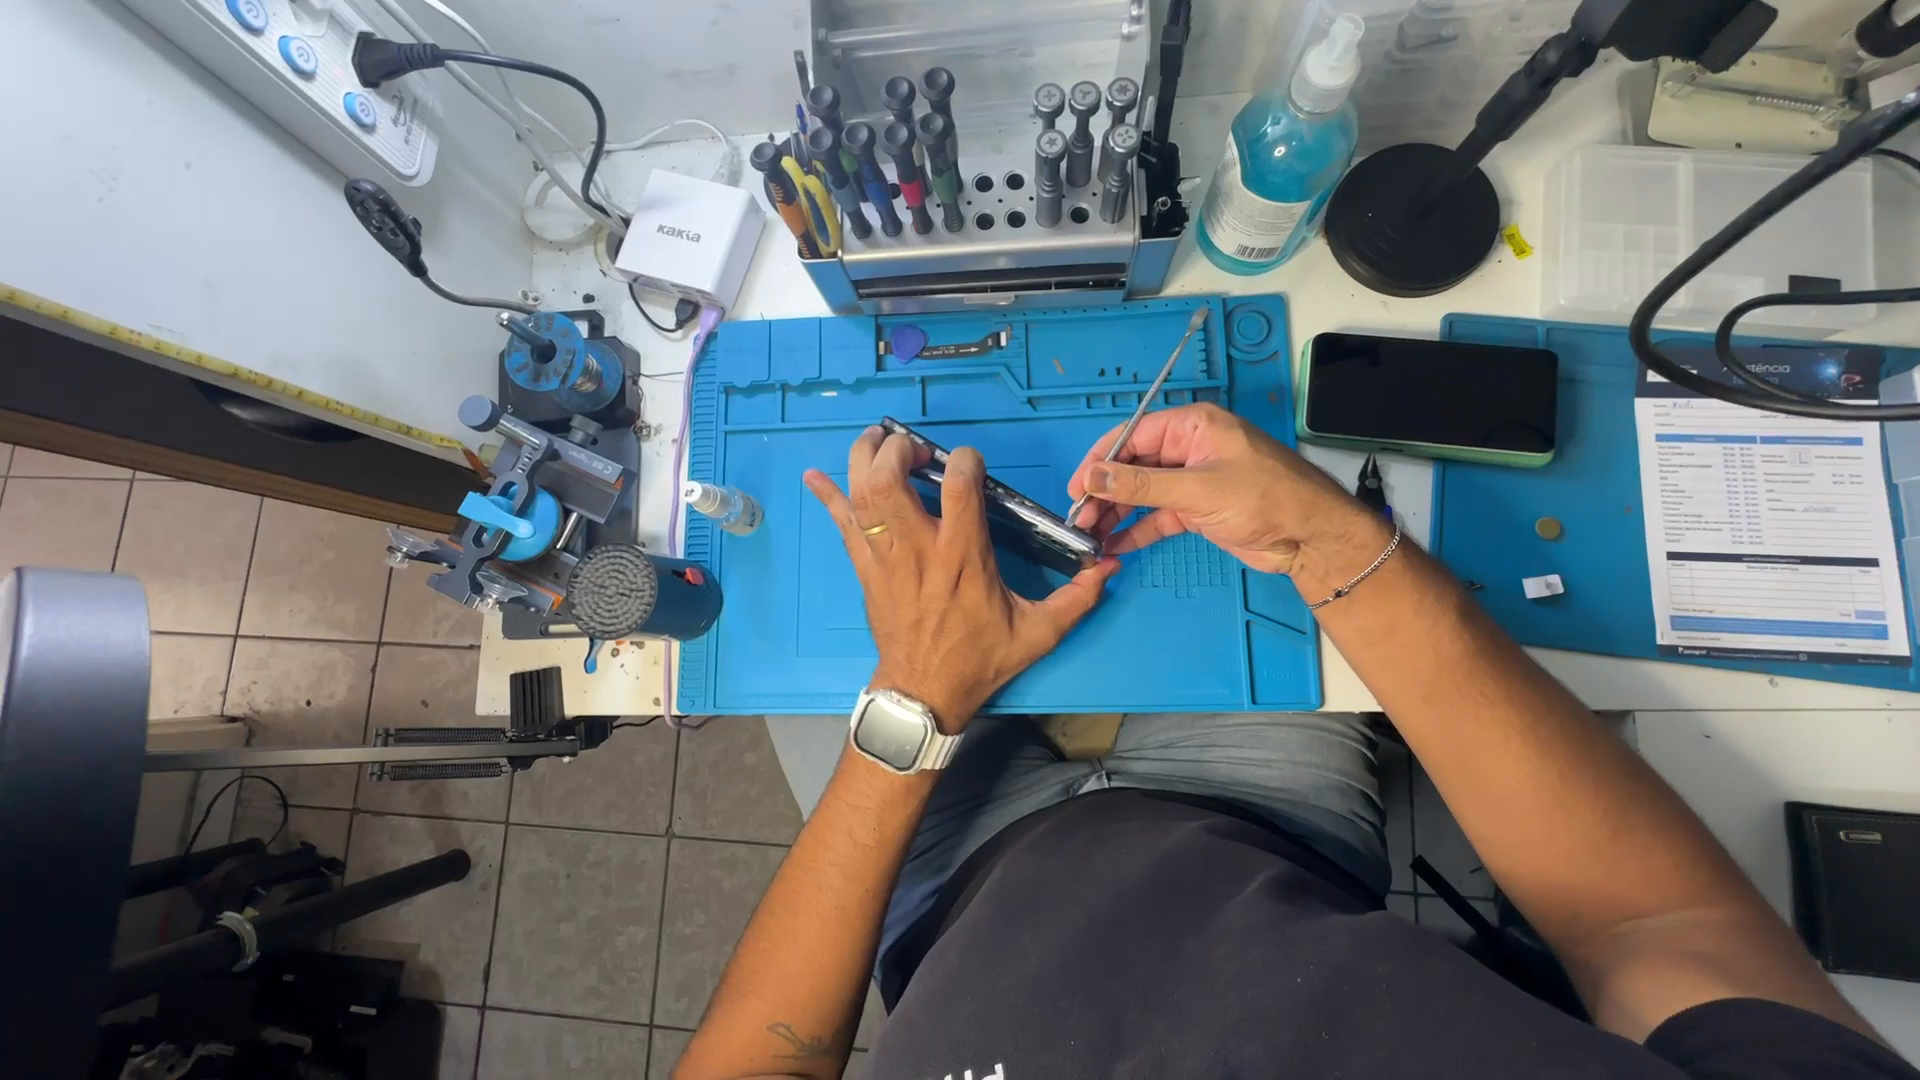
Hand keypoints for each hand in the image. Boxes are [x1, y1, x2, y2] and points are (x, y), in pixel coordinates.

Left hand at [805, 426, 1119, 729]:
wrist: (924, 692)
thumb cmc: (979, 658)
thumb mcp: (1037, 633)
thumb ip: (1076, 598)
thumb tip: (1108, 568)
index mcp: (963, 557)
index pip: (958, 486)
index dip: (963, 459)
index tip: (969, 461)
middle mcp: (918, 549)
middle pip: (891, 480)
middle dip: (898, 450)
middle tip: (913, 448)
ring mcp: (885, 557)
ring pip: (862, 494)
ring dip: (864, 459)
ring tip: (878, 442)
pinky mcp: (865, 567)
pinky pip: (841, 524)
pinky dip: (828, 496)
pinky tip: (815, 476)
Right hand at [1065, 404, 1392, 595]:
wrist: (1311, 538)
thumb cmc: (1264, 498)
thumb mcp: (1197, 489)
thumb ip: (1141, 485)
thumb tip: (1092, 477)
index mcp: (1191, 426)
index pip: (1132, 436)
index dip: (1100, 461)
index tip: (1077, 489)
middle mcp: (1188, 448)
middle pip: (1132, 466)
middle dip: (1105, 493)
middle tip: (1080, 521)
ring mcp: (1191, 480)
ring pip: (1141, 494)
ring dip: (1116, 514)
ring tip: (1090, 537)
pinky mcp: (1196, 510)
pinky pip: (1157, 517)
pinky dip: (1137, 531)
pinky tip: (1115, 546)